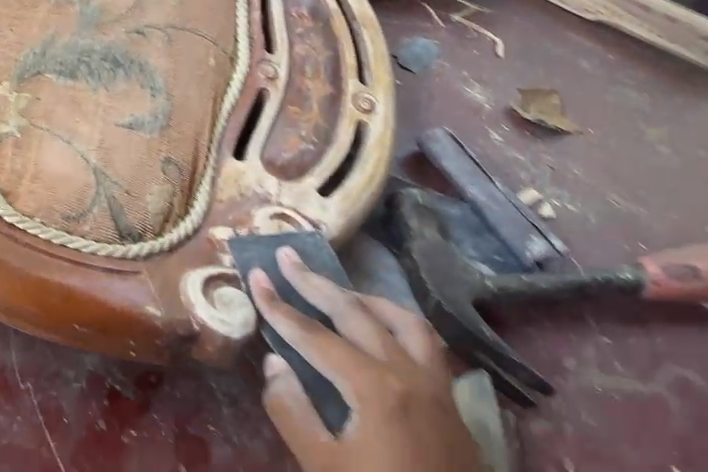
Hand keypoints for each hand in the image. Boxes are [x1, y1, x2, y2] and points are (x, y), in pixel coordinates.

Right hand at [248, 246, 478, 471]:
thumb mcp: (322, 467)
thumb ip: (292, 411)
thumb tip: (276, 362)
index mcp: (374, 388)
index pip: (313, 335)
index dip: (279, 305)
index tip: (254, 275)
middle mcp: (408, 374)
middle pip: (355, 314)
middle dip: (315, 283)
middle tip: (287, 256)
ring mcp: (437, 388)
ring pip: (403, 321)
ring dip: (365, 299)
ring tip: (339, 289)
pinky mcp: (453, 406)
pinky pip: (429, 346)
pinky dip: (401, 325)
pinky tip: (387, 330)